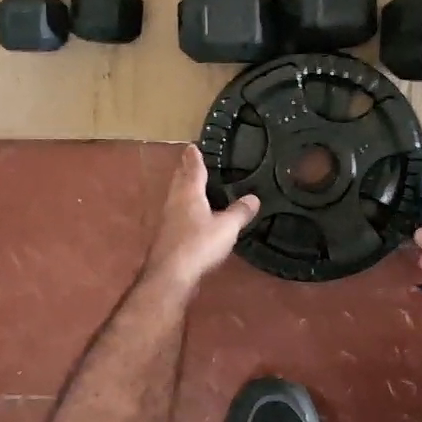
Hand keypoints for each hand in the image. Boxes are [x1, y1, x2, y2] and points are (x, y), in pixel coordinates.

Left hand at [143, 145, 260, 291]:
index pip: (192, 169)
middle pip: (180, 180)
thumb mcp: (227, 227)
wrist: (170, 276)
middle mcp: (175, 202)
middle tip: (190, 159)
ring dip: (183, 187)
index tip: (192, 146)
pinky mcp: (168, 236)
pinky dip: (184, 207)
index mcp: (189, 193)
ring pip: (176, 196)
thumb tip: (254, 198)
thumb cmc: (198, 245)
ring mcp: (169, 220)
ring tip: (192, 183)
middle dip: (185, 169)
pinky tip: (191, 214)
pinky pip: (177, 213)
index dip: (194, 157)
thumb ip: (240, 211)